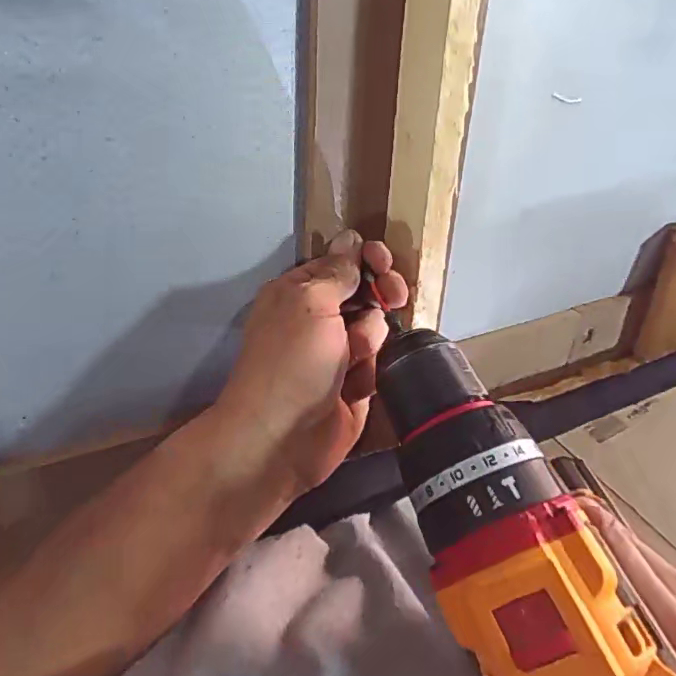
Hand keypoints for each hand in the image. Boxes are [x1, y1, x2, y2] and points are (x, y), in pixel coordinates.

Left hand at [216, 231, 409, 495]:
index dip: (365, 257)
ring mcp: (337, 352)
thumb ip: (337, 271)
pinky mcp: (354, 385)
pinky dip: (369, 373)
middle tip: (395, 297)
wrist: (281, 438)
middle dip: (382, 293)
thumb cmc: (292, 360)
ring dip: (370, 340)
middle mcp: (319, 317)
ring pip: (377, 329)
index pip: (340, 261)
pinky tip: (355, 387)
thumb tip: (350, 238)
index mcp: (300, 291)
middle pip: (365, 292)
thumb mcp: (311, 302)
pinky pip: (378, 365)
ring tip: (352, 359)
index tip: (383, 261)